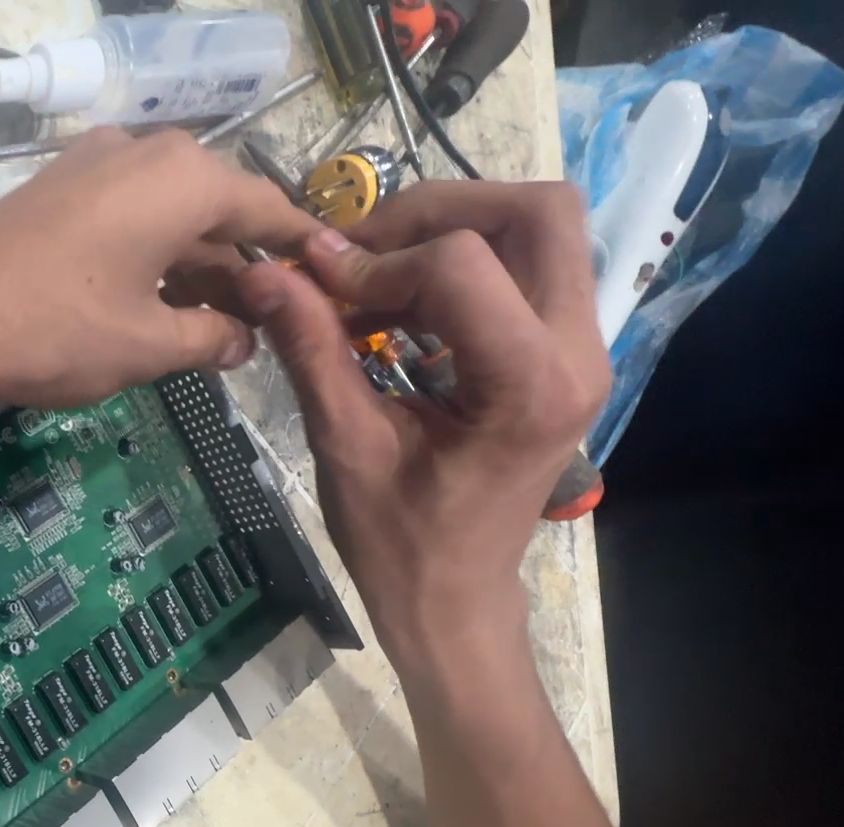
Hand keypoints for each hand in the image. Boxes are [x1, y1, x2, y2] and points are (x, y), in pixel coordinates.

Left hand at [0, 127, 319, 407]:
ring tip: (201, 324)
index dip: (292, 249)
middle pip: (212, 209)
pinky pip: (120, 215)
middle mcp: (142, 152)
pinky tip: (142, 299)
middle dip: (234, 268)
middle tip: (252, 326)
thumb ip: (207, 340)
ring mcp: (89, 164)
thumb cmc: (54, 332)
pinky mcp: (51, 188)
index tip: (316, 279)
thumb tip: (243, 343)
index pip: (263, 208)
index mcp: (184, 178)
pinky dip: (143, 254)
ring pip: (163, 213)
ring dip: (187, 265)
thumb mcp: (145, 347)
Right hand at [232, 181, 609, 657]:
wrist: (452, 597)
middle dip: (433, 213)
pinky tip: (392, 309)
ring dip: (444, 234)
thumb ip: (310, 351)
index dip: (372, 263)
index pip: (460, 265)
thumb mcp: (343, 444)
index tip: (307, 285)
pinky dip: (451, 269)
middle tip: (353, 250)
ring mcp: (579, 350)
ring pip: (537, 231)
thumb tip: (264, 276)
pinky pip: (521, 272)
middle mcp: (577, 351)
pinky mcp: (558, 355)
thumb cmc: (395, 540)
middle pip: (535, 214)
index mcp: (527, 384)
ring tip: (366, 277)